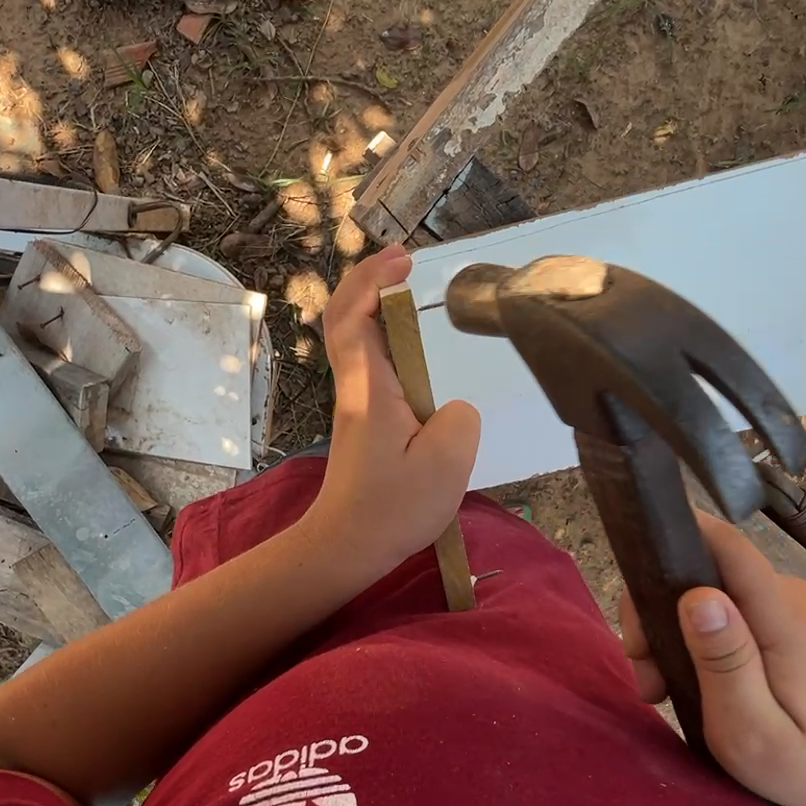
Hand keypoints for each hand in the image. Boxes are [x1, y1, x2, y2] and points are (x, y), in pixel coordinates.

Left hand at [298, 244, 480, 580]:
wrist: (348, 544)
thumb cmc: (393, 507)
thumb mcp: (447, 462)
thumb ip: (460, 419)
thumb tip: (449, 407)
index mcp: (370, 388)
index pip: (353, 317)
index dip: (372, 280)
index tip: (404, 261)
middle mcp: (356, 388)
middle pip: (345, 319)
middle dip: (369, 282)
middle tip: (405, 264)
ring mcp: (356, 405)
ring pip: (355, 340)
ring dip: (376, 308)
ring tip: (410, 295)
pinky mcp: (363, 423)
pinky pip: (369, 365)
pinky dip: (385, 340)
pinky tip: (412, 350)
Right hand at [620, 513, 805, 805]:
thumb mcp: (753, 731)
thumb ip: (725, 662)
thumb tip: (697, 595)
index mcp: (783, 618)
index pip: (726, 545)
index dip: (674, 538)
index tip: (633, 574)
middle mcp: (788, 595)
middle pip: (701, 570)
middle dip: (656, 613)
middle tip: (646, 676)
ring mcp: (788, 604)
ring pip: (704, 591)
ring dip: (669, 631)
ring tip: (661, 687)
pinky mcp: (782, 619)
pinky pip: (721, 607)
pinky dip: (692, 637)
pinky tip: (685, 680)